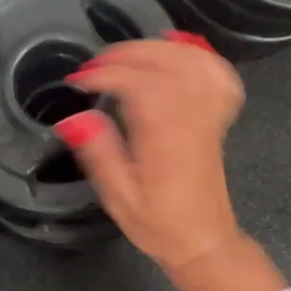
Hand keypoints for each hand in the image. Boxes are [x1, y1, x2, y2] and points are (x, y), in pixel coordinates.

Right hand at [59, 32, 287, 290]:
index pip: (138, 83)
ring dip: (157, 49)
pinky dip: (197, 58)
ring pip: (191, 62)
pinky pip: (216, 76)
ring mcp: (208, 116)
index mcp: (165, 137)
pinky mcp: (216, 119)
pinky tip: (177, 53)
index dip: (105, 73)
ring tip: (126, 55)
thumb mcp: (118, 196)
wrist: (203, 241)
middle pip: (166, 62)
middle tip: (97, 64)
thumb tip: (74, 119)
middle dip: (128, 53)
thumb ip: (98, 154)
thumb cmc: (159, 224)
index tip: (80, 80)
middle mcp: (191, 119)